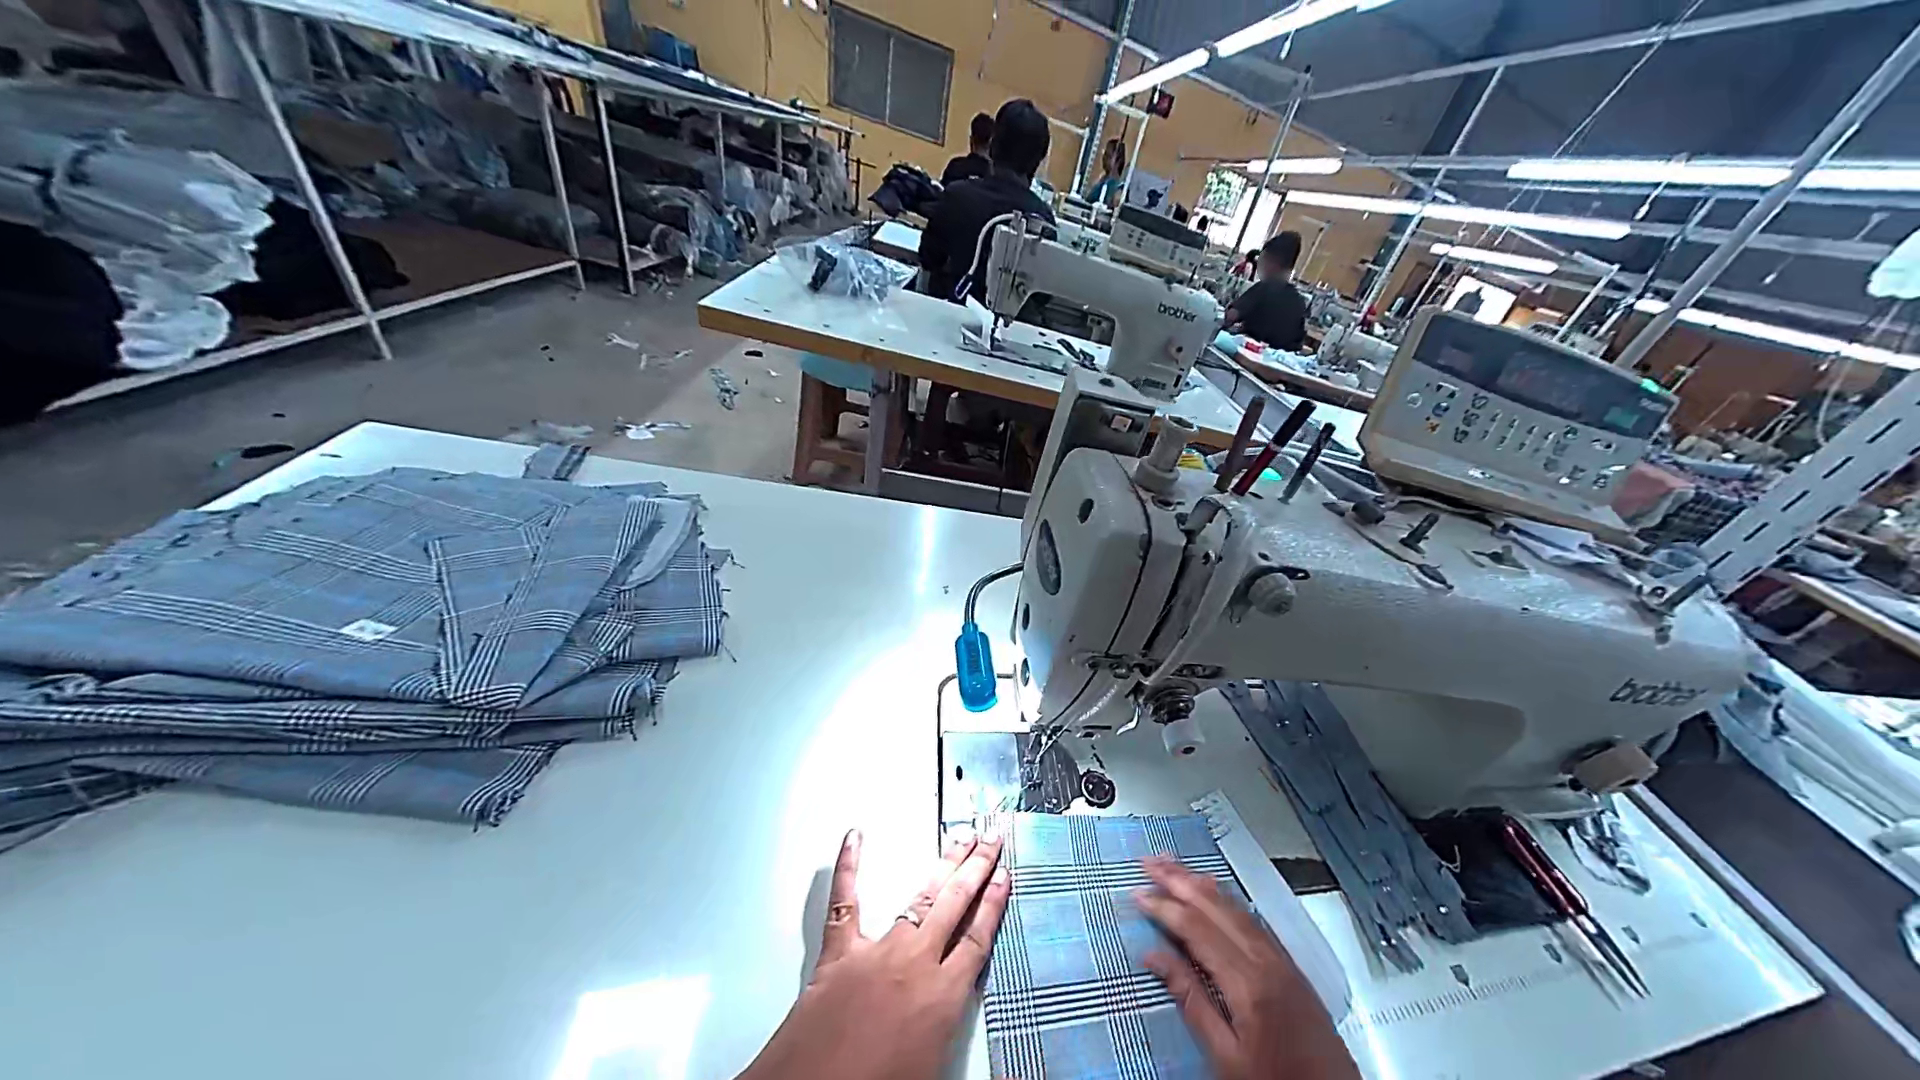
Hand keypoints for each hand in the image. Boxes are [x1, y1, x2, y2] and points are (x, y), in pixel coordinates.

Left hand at [738, 827, 1010, 1079]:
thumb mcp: (935, 1066)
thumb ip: (955, 1027)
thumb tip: (987, 1046)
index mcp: (943, 996)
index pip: (978, 937)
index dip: (994, 904)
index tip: (1004, 877)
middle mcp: (916, 964)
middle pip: (956, 904)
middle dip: (977, 868)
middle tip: (990, 840)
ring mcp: (878, 951)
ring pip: (919, 897)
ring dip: (942, 865)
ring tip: (958, 839)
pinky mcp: (839, 952)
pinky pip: (844, 901)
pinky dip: (848, 866)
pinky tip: (854, 838)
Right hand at [1135, 857, 1358, 1079]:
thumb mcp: (1226, 1057)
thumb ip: (1190, 1000)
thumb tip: (1152, 956)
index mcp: (1248, 983)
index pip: (1197, 928)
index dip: (1165, 907)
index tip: (1138, 894)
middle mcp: (1267, 961)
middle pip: (1217, 907)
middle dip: (1180, 880)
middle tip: (1150, 862)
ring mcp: (1283, 961)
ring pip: (1236, 908)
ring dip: (1202, 883)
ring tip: (1174, 867)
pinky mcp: (1292, 968)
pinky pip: (1252, 920)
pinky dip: (1226, 899)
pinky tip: (1214, 892)